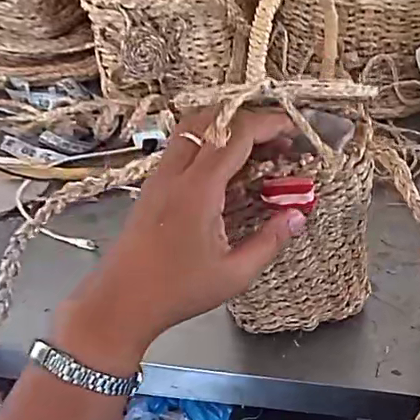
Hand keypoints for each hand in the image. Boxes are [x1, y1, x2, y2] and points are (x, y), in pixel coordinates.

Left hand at [55, 106, 304, 370]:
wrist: (121, 301)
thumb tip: (298, 217)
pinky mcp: (153, 187)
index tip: (294, 130)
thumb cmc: (177, 291)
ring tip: (258, 151)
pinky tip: (229, 172)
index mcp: (198, 190)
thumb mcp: (235, 273)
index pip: (237, 134)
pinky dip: (210, 144)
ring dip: (228, 128)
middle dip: (251, 120)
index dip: (270, 124)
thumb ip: (270, 241)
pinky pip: (183, 147)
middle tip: (279, 140)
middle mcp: (176, 174)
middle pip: (213, 118)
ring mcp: (160, 177)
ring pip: (194, 128)